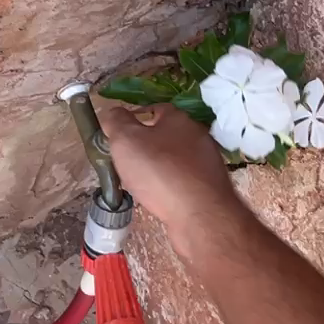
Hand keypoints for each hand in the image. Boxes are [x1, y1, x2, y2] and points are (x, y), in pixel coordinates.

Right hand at [98, 102, 248, 245]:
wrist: (200, 215)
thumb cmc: (159, 172)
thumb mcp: (126, 140)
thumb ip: (116, 122)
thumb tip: (113, 112)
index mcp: (178, 119)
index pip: (153, 109)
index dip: (133, 120)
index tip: (117, 135)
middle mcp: (197, 136)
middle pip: (164, 136)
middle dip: (144, 147)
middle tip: (124, 162)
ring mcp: (206, 163)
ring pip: (173, 161)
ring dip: (156, 169)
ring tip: (137, 184)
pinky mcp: (210, 188)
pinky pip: (182, 181)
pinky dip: (168, 187)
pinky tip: (157, 199)